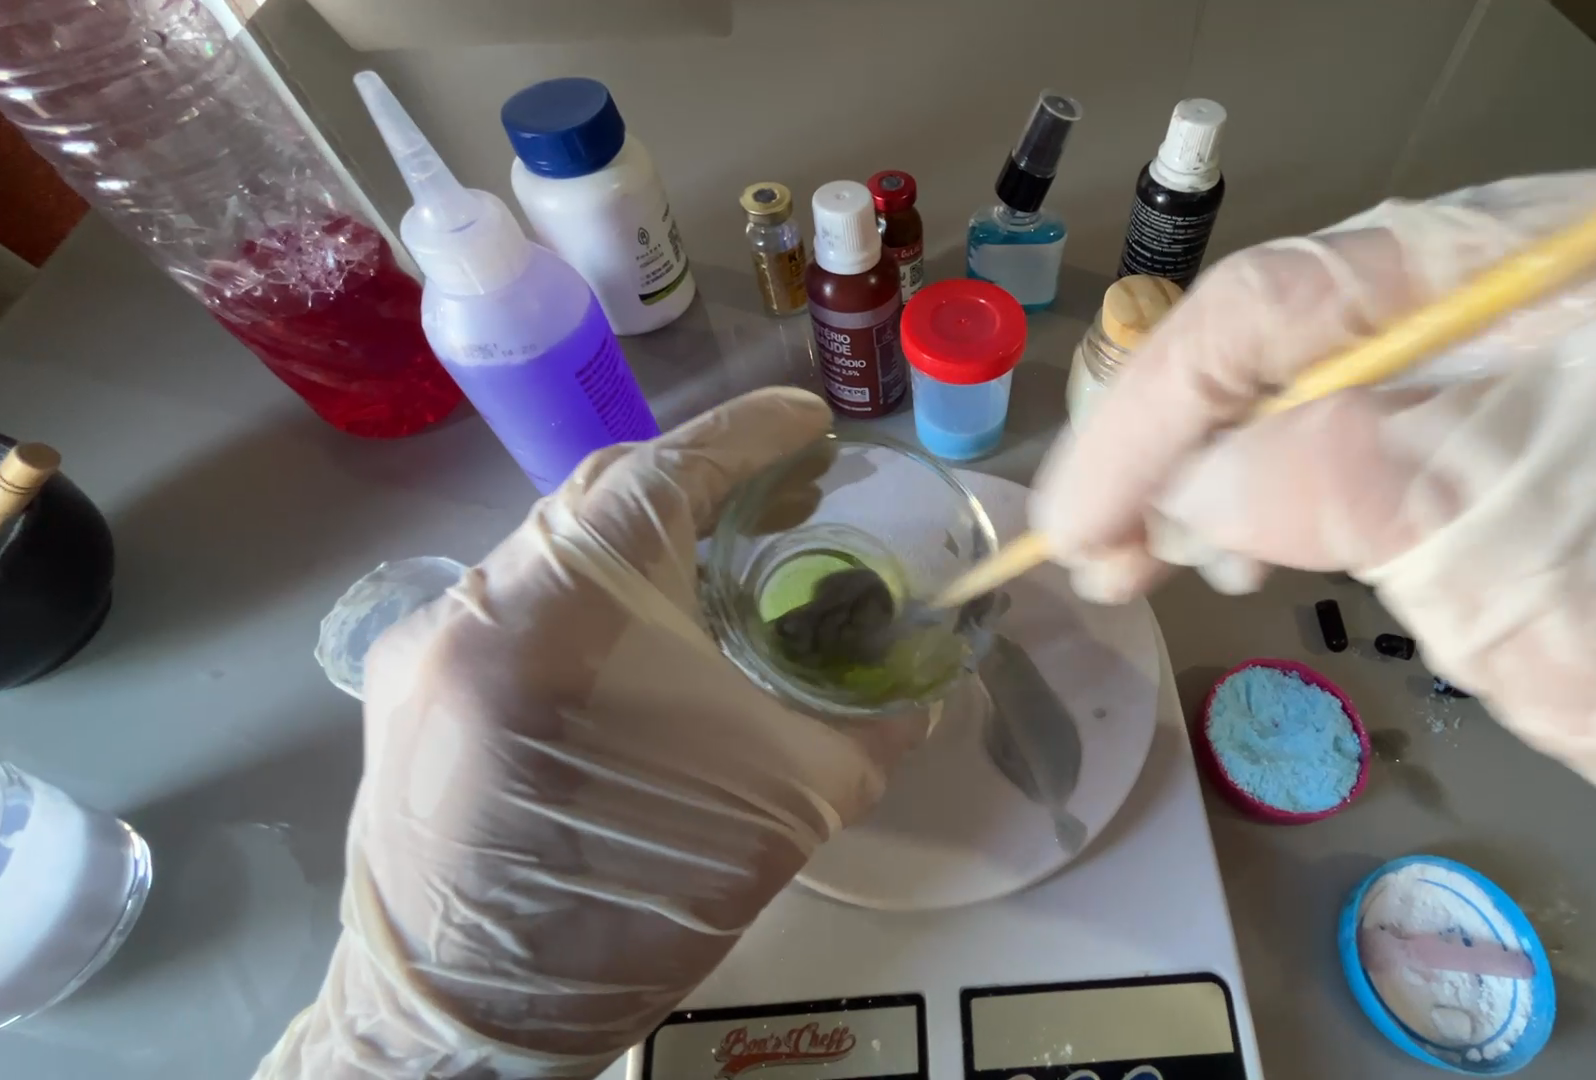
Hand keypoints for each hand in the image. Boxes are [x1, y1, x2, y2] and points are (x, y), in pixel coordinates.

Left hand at [257, 388, 928, 1078]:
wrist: (466, 1025)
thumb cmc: (635, 909)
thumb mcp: (787, 812)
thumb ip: (874, 728)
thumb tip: (932, 681)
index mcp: (566, 623)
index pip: (661, 473)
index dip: (748, 433)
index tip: (814, 421)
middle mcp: (481, 604)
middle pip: (610, 488)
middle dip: (714, 472)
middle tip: (796, 485)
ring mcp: (436, 633)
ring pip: (568, 531)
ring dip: (662, 519)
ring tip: (741, 537)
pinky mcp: (421, 669)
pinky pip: (532, 581)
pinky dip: (610, 568)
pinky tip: (660, 604)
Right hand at [1033, 173, 1595, 995]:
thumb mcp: (1511, 540)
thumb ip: (1331, 482)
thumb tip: (1183, 485)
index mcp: (1529, 259)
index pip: (1274, 303)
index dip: (1148, 410)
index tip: (1073, 516)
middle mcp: (1476, 290)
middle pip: (1253, 343)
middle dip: (1150, 451)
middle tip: (1087, 552)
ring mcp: (1449, 368)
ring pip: (1259, 399)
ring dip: (1181, 483)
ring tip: (1140, 565)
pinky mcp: (1432, 438)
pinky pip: (1295, 450)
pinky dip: (1232, 506)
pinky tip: (1215, 554)